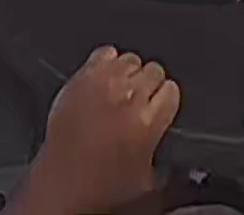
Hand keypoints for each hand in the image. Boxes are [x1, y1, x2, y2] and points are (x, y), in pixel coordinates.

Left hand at [10, 46, 180, 214]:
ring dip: (128, 74)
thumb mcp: (146, 187)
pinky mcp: (83, 75)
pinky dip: (107, 63)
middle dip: (149, 86)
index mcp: (148, 122)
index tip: (159, 107)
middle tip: (138, 103)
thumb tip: (185, 165)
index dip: (165, 100)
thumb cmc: (98, 190)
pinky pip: (106, 52)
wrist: (59, 188)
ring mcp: (104, 82)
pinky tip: (104, 81)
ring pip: (131, 59)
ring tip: (119, 93)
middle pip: (154, 70)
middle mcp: (128, 97)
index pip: (172, 89)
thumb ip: (171, 169)